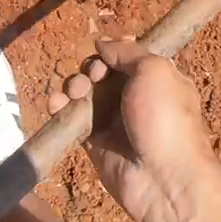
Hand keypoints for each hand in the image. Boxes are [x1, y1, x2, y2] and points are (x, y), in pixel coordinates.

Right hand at [49, 38, 220, 221]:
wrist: (163, 178)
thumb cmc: (164, 118)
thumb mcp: (154, 70)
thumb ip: (127, 53)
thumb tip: (103, 43)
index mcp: (156, 80)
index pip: (127, 58)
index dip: (112, 53)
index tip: (106, 55)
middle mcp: (135, 98)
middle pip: (102, 73)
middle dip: (90, 69)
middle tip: (92, 78)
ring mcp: (113, 120)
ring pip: (84, 93)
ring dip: (73, 86)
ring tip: (74, 93)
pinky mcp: (94, 140)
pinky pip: (72, 118)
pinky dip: (60, 108)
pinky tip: (55, 105)